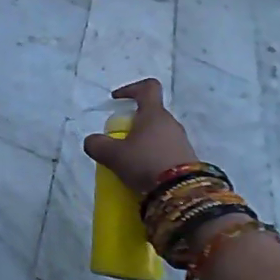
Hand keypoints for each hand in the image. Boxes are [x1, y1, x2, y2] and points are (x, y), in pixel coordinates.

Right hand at [82, 77, 200, 192]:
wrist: (181, 191)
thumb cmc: (144, 163)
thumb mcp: (112, 155)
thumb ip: (96, 144)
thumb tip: (93, 141)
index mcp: (153, 114)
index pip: (148, 88)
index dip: (130, 89)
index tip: (116, 100)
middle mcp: (170, 123)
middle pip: (149, 114)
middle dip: (131, 124)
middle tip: (117, 141)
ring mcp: (181, 140)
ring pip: (156, 133)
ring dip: (141, 141)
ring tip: (128, 160)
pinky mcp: (186, 158)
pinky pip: (164, 149)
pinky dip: (151, 155)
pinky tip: (142, 171)